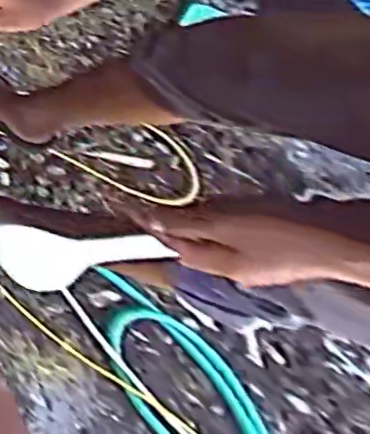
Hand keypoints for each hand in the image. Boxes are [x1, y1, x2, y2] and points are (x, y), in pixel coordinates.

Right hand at [141, 209, 369, 288]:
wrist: (334, 240)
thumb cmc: (283, 256)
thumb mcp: (237, 267)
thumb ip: (194, 257)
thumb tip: (166, 248)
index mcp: (195, 219)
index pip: (152, 217)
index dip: (140, 222)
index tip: (133, 228)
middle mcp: (204, 204)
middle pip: (176, 215)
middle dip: (177, 229)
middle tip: (191, 249)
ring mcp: (226, 200)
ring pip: (199, 214)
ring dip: (202, 227)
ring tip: (224, 248)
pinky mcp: (247, 201)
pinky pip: (221, 212)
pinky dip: (223, 224)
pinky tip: (245, 240)